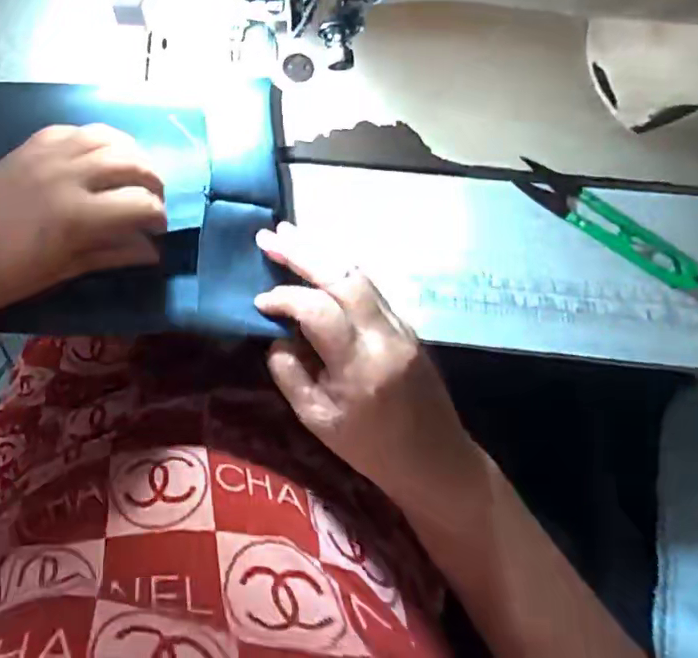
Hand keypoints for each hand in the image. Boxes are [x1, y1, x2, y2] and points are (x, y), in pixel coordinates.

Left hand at [0, 124, 167, 318]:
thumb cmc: (10, 276)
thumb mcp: (66, 270)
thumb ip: (112, 253)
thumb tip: (152, 249)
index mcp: (77, 214)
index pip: (140, 203)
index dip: (158, 216)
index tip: (158, 229)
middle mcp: (66, 174)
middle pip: (130, 162)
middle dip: (152, 180)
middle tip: (152, 199)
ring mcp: (45, 154)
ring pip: (105, 136)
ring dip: (128, 152)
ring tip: (132, 172)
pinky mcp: (27, 146)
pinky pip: (71, 129)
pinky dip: (92, 139)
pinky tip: (95, 156)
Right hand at [254, 222, 485, 512]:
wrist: (439, 463)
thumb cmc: (371, 448)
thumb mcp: (315, 419)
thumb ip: (289, 372)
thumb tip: (275, 333)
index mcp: (360, 367)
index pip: (318, 311)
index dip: (284, 298)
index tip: (259, 302)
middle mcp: (385, 338)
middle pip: (343, 279)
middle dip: (301, 254)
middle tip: (266, 237)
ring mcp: (401, 328)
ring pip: (359, 275)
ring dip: (319, 252)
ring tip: (285, 234)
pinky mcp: (406, 326)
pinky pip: (369, 285)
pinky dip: (337, 267)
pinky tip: (317, 257)